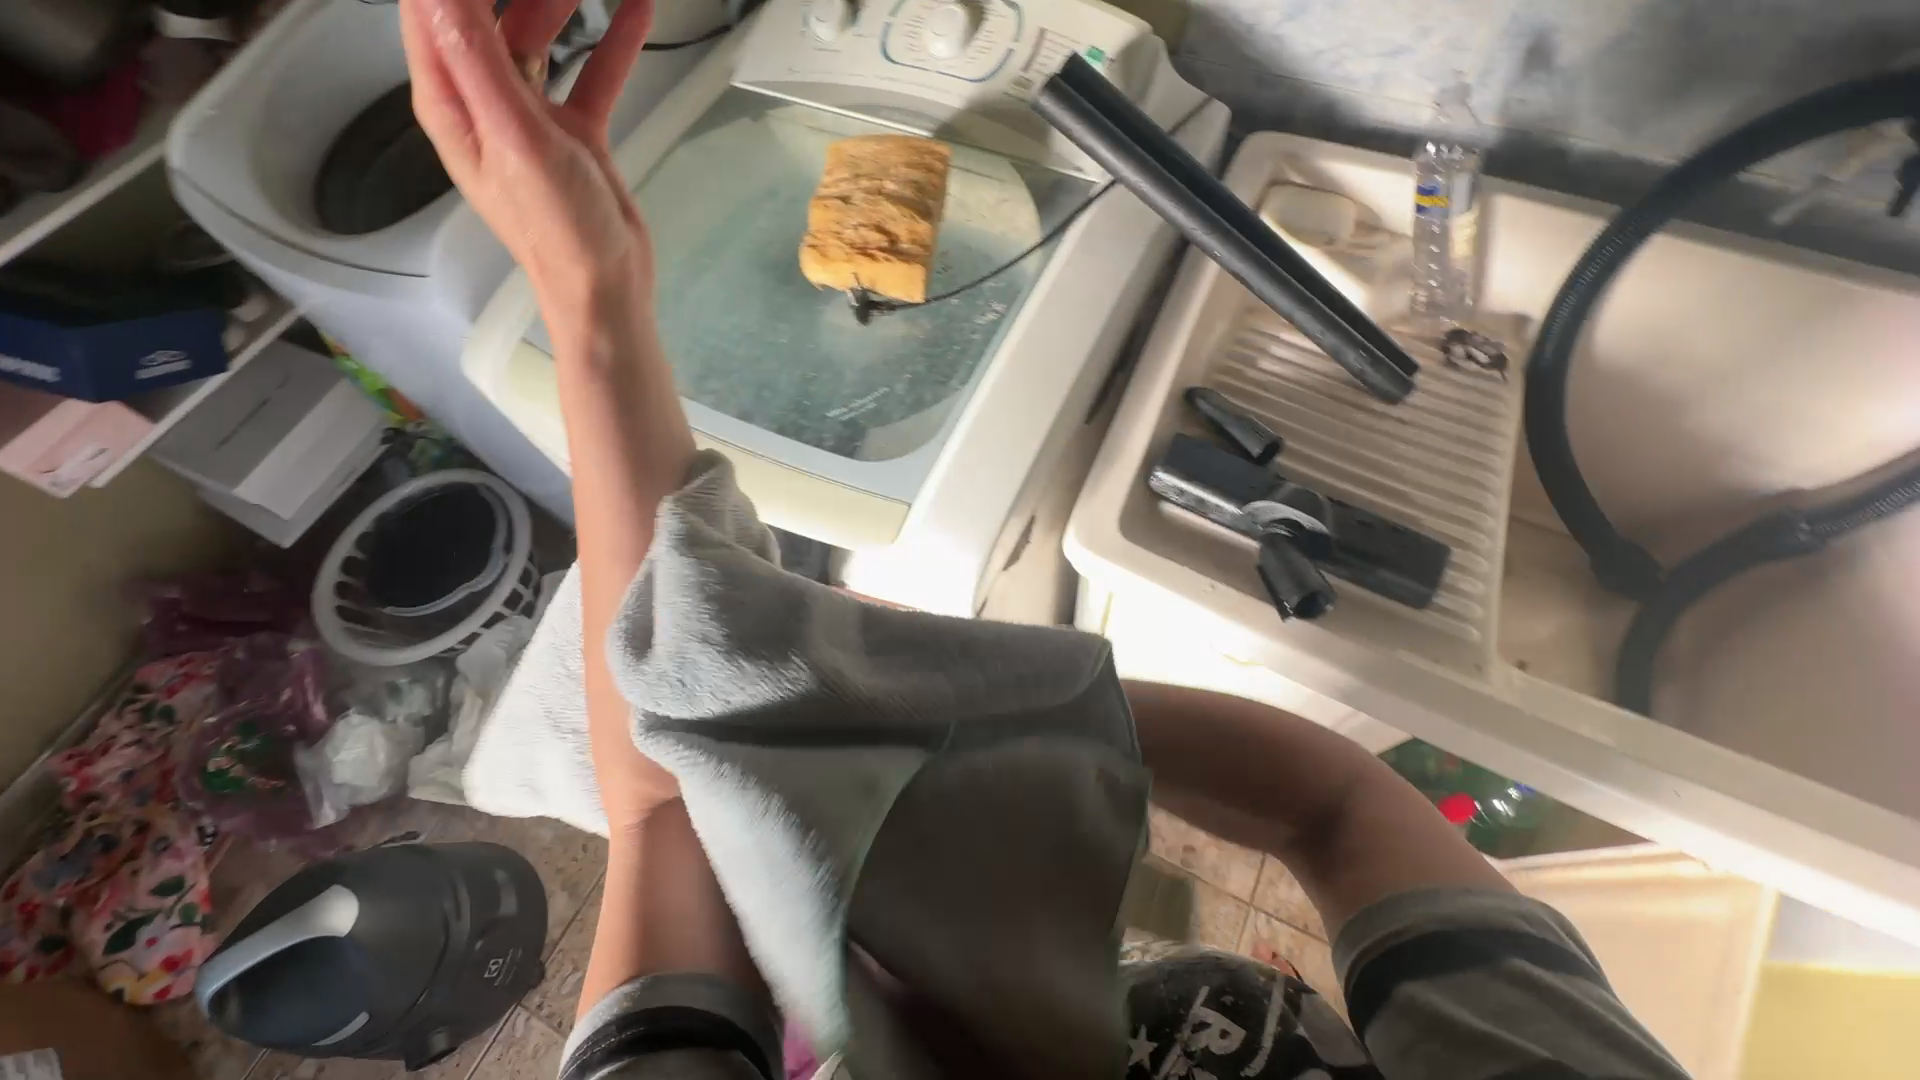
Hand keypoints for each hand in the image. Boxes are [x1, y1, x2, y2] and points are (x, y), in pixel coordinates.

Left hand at [399, 0, 654, 312]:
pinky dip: (611, 44)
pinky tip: (636, 10)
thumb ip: (481, 61)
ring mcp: (531, 116)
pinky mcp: (574, 134)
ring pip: (537, 34)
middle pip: (485, 13)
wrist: (607, 288)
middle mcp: (484, 101)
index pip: (435, 7)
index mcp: (453, 101)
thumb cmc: (558, 228)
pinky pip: (589, 75)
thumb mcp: (519, 141)